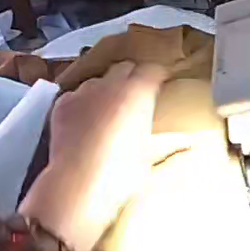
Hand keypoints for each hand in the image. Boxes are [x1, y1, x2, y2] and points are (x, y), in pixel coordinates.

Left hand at [20, 61, 181, 250]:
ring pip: (98, 80)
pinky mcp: (62, 104)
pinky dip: (83, 103)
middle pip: (125, 68)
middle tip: (137, 97)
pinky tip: (85, 122)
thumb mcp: (149, 156)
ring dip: (106, 90)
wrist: (80, 183)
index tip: (161, 85)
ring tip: (109, 111)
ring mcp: (83, 91)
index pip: (152, 70)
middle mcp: (110, 84)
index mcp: (138, 92)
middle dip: (132, 77)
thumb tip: (187, 142)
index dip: (158, 76)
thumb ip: (169, 142)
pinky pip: (76, 95)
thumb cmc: (121, 172)